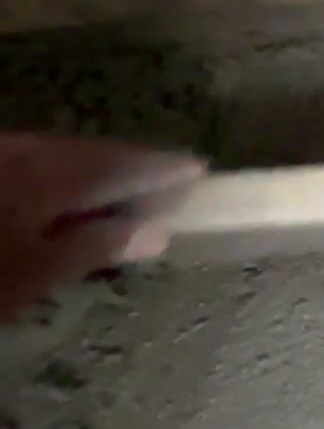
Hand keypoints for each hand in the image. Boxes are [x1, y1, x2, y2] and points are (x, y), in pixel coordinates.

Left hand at [0, 134, 202, 318]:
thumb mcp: (28, 276)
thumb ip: (96, 248)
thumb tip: (156, 232)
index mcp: (58, 171)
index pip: (136, 164)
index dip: (170, 173)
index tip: (201, 179)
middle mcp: (25, 151)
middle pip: (89, 157)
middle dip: (123, 174)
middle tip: (151, 197)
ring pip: (47, 160)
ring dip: (79, 179)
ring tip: (95, 206)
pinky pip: (14, 167)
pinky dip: (37, 183)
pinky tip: (38, 205)